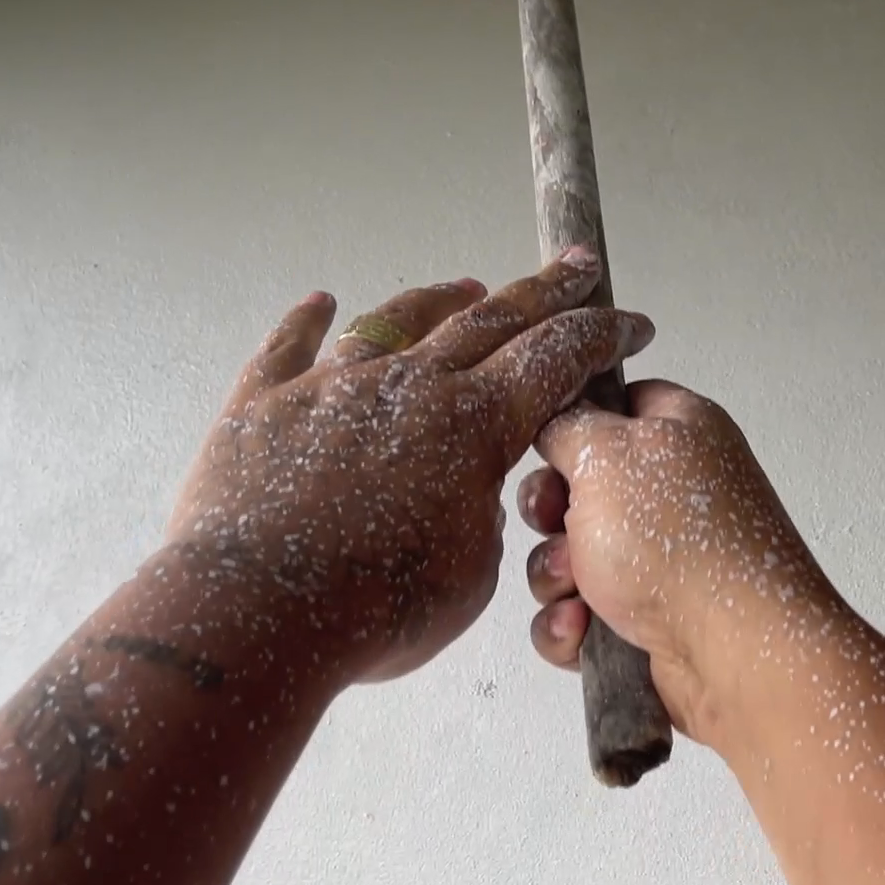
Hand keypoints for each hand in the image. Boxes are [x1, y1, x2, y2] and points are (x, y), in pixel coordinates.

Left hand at [167, 248, 652, 683]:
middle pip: (492, 319)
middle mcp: (412, 388)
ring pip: (398, 322)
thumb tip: (467, 488)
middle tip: (576, 265)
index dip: (602, 333)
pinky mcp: (262, 408)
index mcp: (475, 425)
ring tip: (467, 285)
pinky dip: (306, 323)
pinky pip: (287, 349)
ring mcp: (333, 390)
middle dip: (547, 290)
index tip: (632, 321)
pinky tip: (320, 301)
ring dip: (442, 298)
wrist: (251, 619)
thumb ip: (483, 511)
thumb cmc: (381, 606)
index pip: (557, 357)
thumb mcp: (477, 568)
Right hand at [515, 380, 831, 740]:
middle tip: (554, 520)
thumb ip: (570, 424)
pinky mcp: (648, 616)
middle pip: (584, 484)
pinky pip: (582, 612)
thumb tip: (560, 425)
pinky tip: (582, 630)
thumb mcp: (608, 453)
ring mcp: (664, 556)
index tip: (546, 442)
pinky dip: (572, 624)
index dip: (578, 418)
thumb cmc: (675, 540)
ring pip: (572, 553)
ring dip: (555, 573)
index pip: (622, 401)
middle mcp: (677, 489)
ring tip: (578, 589)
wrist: (733, 652)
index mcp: (683, 431)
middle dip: (551, 510)